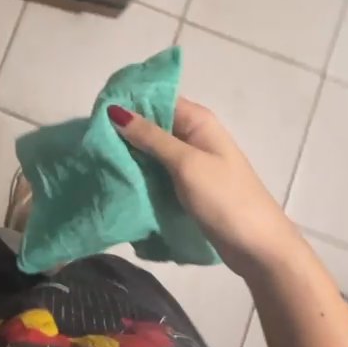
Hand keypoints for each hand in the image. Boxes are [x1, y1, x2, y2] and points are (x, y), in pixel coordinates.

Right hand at [109, 98, 307, 278]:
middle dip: (124, 130)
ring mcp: (191, 163)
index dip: (129, 101)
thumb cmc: (225, 198)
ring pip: (152, 150)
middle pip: (153, 125)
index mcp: (198, 121)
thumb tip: (116, 110)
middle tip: (90, 140)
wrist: (258, 247)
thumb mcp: (186, 164)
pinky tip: (117, 179)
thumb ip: (151, 137)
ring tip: (96, 159)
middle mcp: (194, 136)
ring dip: (130, 154)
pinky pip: (158, 172)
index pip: (158, 99)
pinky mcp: (187, 186)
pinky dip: (140, 174)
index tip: (96, 110)